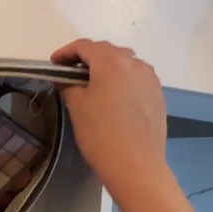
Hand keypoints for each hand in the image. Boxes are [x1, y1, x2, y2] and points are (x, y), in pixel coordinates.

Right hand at [52, 39, 170, 190]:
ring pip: (125, 62)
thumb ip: (70, 85)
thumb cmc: (100, 133)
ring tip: (93, 82)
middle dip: (87, 57)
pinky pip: (137, 77)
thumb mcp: (76, 106)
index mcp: (111, 62)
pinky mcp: (158, 95)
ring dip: (107, 66)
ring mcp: (150, 79)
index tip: (54, 64)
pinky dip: (122, 79)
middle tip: (70, 72)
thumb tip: (69, 81)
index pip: (84, 46)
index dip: (66, 52)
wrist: (136, 165)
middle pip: (107, 50)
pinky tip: (114, 96)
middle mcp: (134, 64)